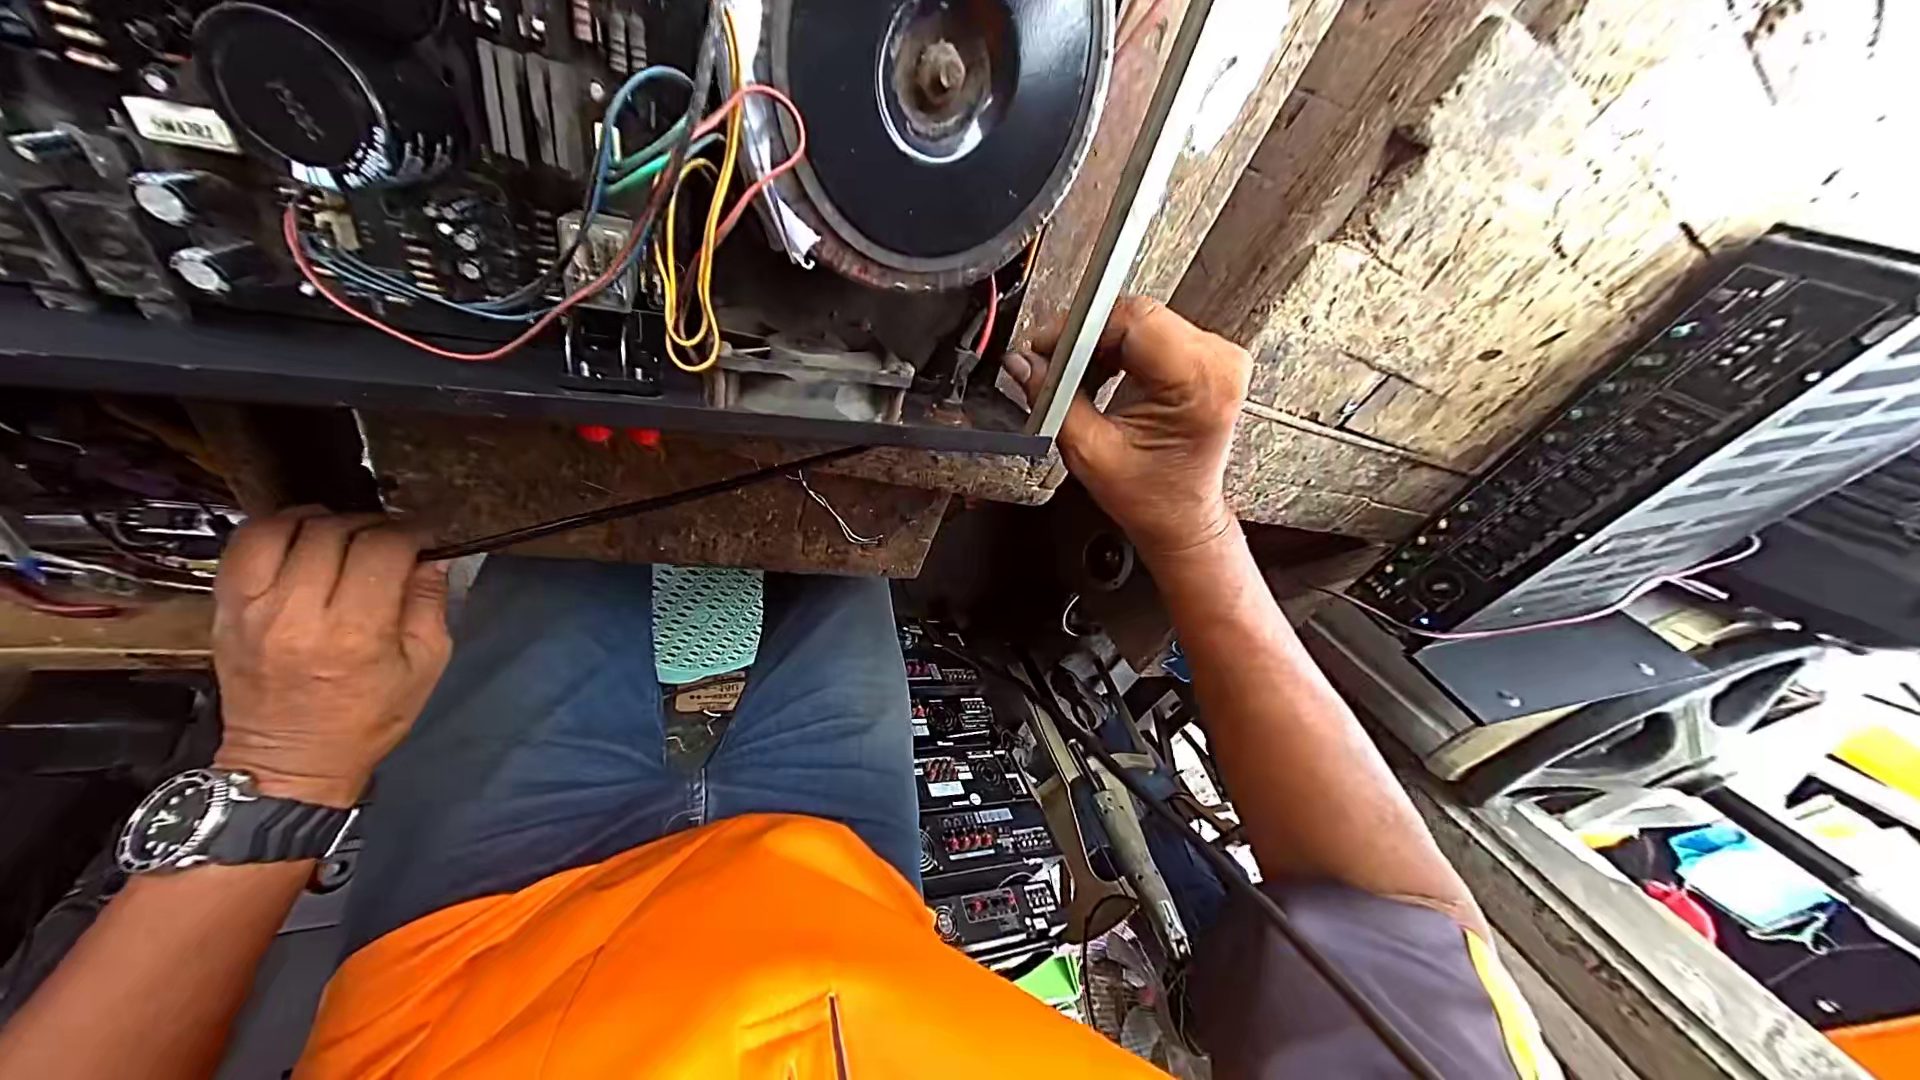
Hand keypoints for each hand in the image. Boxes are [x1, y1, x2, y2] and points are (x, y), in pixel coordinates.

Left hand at [209, 509, 451, 807]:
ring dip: (321, 519)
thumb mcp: (427, 661)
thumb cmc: (372, 715)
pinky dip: (275, 530)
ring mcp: (251, 610)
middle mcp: (297, 614)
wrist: (292, 759)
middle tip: (395, 536)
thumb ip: (429, 603)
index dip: (413, 533)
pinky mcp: (224, 612)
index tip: (429, 538)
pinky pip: (241, 549)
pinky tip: (303, 535)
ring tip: (346, 529)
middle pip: (332, 533)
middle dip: (374, 524)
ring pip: (279, 530)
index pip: (382, 550)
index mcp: (355, 631)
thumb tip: (433, 558)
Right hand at [1004, 296, 1250, 561]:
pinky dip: (1119, 349)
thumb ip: (1054, 399)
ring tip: (1079, 378)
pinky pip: (1152, 334)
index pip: (1134, 320)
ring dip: (1101, 344)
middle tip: (1053, 362)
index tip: (1046, 345)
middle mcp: (1218, 363)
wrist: (1180, 518)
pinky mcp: (1206, 360)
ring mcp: (1217, 357)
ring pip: (1141, 321)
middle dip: (1086, 337)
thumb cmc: (1152, 498)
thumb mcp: (1090, 452)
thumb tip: (1024, 363)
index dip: (1080, 328)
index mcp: (1200, 383)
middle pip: (1137, 317)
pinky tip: (1102, 374)